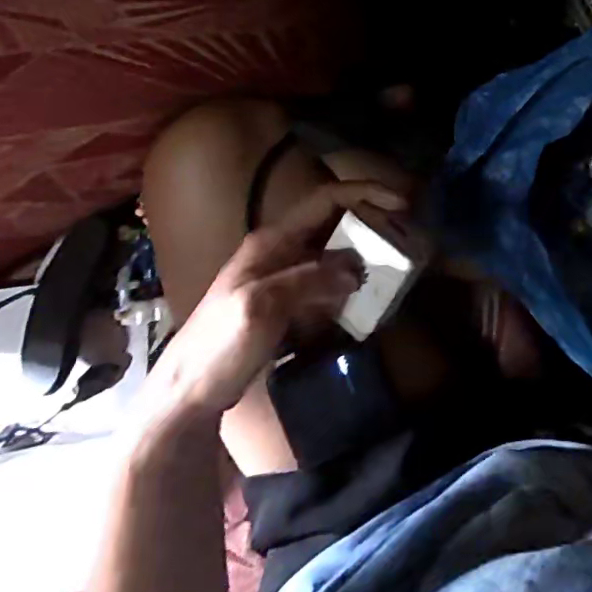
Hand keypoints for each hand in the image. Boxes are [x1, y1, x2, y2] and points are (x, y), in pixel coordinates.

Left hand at [144, 181, 406, 425]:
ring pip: (336, 255)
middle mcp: (281, 250)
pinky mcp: (289, 304)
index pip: (326, 200)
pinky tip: (369, 300)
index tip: (402, 204)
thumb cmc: (218, 346)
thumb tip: (358, 269)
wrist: (185, 397)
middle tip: (406, 239)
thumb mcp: (262, 306)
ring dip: (366, 257)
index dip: (365, 194)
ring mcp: (284, 278)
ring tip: (397, 268)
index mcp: (272, 240)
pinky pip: (330, 284)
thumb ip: (310, 280)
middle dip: (372, 225)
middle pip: (336, 224)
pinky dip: (352, 286)